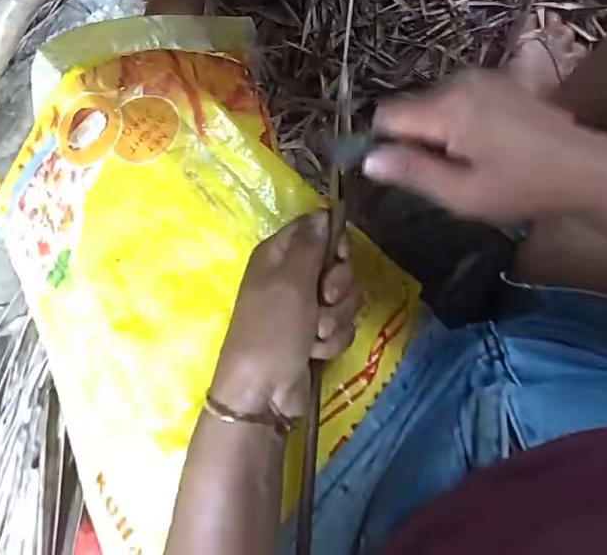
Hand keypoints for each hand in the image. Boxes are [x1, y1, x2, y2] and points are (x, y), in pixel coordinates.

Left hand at [209, 211, 362, 422]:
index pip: (316, 227)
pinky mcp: (315, 333)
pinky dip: (332, 339)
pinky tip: (315, 351)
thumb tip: (323, 211)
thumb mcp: (291, 281)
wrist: (261, 394)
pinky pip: (341, 324)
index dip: (334, 239)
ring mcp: (304, 306)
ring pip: (344, 296)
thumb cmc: (271, 329)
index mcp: (278, 254)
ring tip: (316, 334)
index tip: (341, 255)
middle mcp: (291, 274)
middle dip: (339, 285)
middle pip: (336, 262)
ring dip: (336, 317)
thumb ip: (311, 244)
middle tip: (326, 299)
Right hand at [362, 68, 606, 220]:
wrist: (589, 167)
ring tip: (474, 159)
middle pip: (411, 108)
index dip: (386, 143)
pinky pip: (456, 97)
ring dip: (439, 130)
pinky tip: (489, 143)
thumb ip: (413, 172)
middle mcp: (458, 81)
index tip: (406, 170)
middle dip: (417, 138)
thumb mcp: (464, 194)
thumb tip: (368, 159)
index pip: (387, 115)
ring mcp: (480, 77)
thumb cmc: (525, 187)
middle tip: (451, 172)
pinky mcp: (496, 79)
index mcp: (447, 108)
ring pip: (433, 102)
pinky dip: (459, 119)